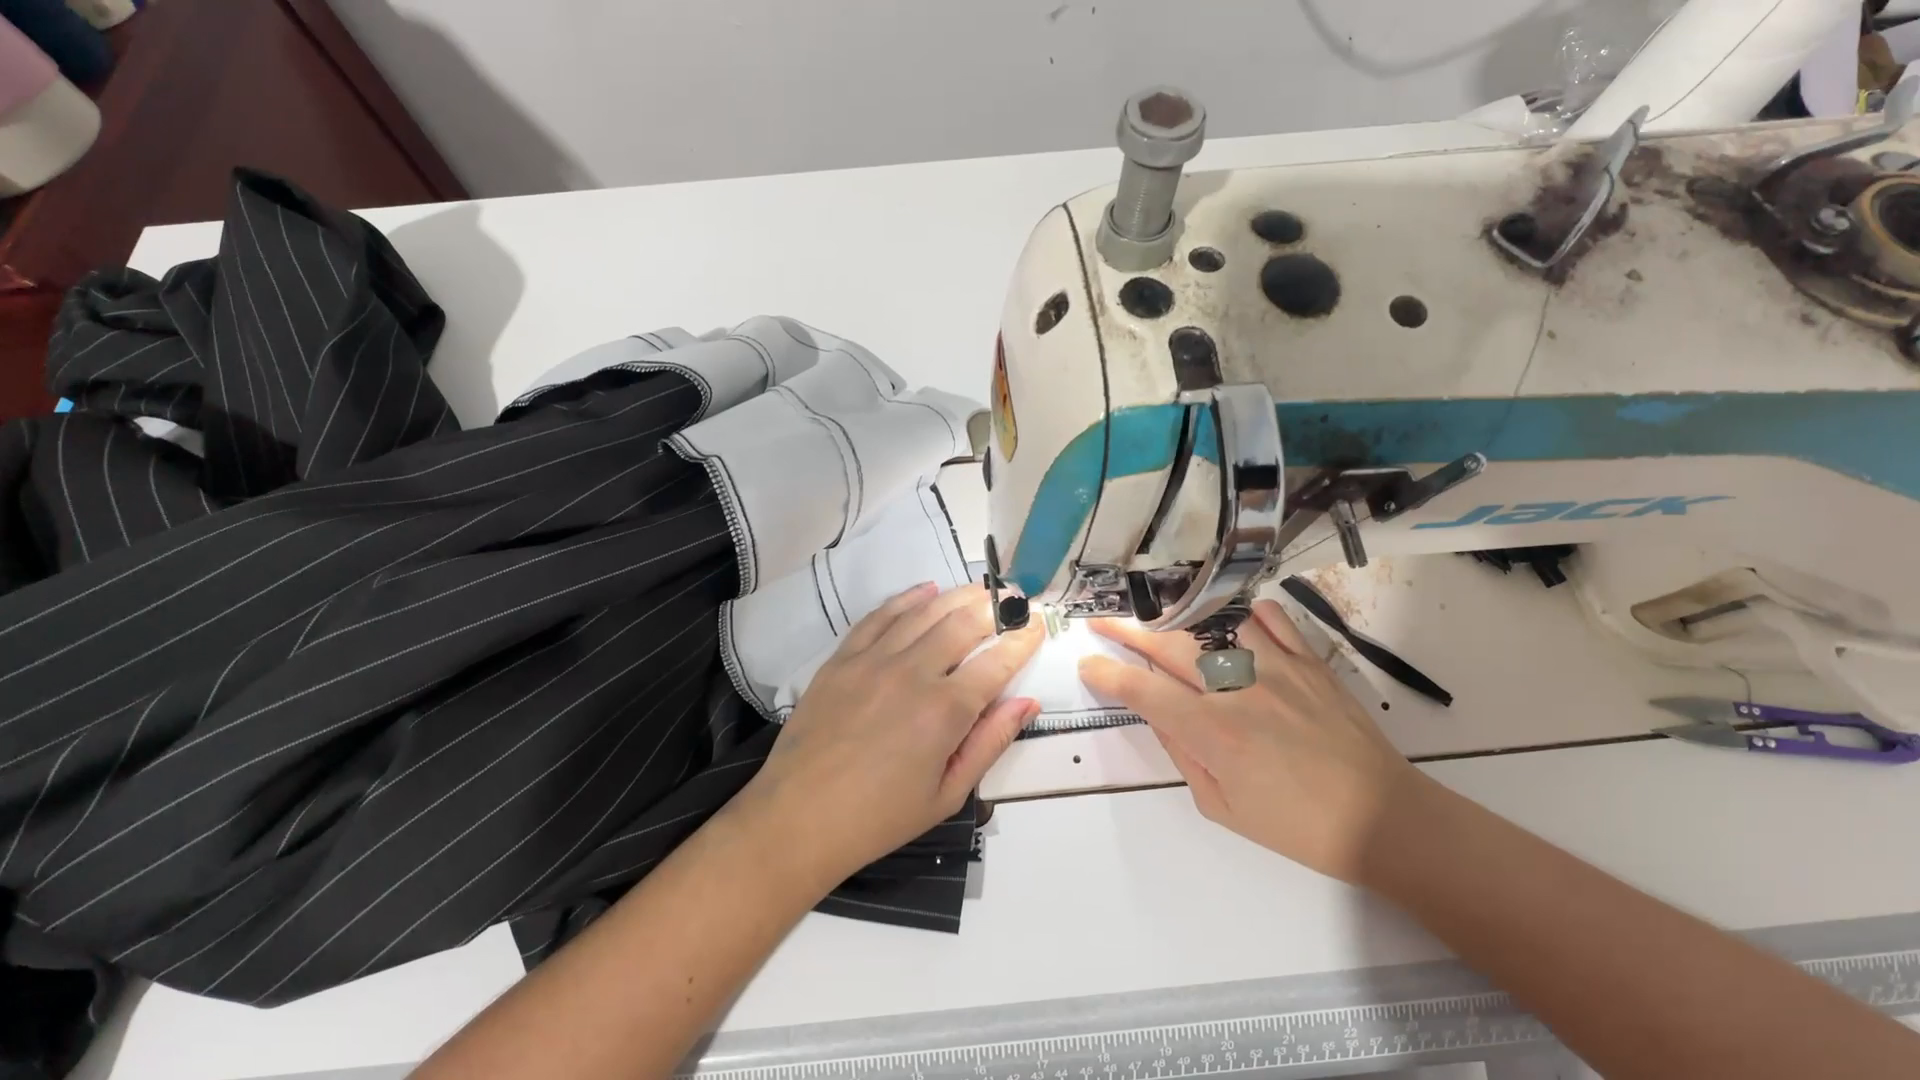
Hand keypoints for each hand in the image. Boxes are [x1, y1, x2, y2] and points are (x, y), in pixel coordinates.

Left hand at [730, 582, 1043, 886]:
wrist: (798, 818)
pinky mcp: (842, 659)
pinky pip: (879, 617)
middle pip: (963, 624)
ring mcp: (873, 660)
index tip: (1038, 625)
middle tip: (1015, 599)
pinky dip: (906, 599)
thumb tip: (1027, 702)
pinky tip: (925, 591)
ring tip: (980, 588)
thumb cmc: (879, 818)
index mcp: (945, 711)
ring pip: (924, 612)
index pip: (997, 662)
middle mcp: (913, 673)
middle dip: (995, 607)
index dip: (1022, 640)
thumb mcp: (948, 795)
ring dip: (957, 596)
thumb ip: (990, 743)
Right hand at [1079, 598, 1429, 884]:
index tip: (1090, 665)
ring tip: (1159, 614)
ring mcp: (1278, 667)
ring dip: (1179, 615)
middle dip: (1128, 631)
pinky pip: (1271, 618)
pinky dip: (1244, 612)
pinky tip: (1229, 619)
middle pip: (1170, 645)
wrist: (1380, 818)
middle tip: (1104, 622)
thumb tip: (1156, 713)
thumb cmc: (1296, 826)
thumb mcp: (1222, 806)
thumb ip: (1183, 753)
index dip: (1108, 675)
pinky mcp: (1310, 661)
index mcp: (1214, 733)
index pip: (1143, 691)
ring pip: (1216, 621)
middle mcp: (1239, 689)